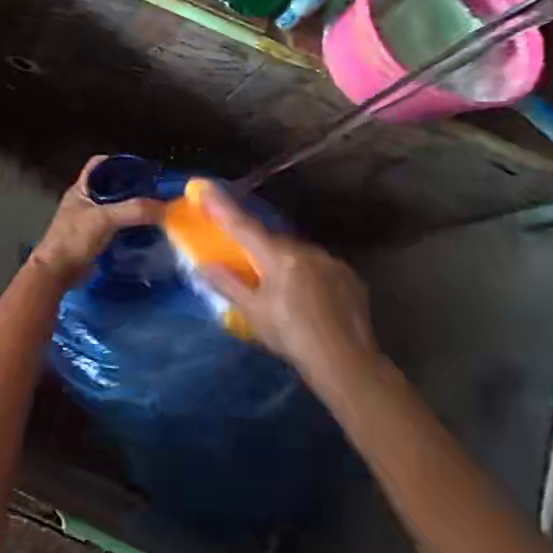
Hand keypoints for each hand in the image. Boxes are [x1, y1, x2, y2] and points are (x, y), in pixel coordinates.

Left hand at [28, 155, 166, 288]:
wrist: (58, 273)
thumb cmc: (74, 239)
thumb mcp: (104, 219)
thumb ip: (133, 210)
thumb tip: (165, 207)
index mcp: (81, 190)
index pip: (98, 165)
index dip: (118, 162)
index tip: (141, 168)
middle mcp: (84, 202)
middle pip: (111, 188)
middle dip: (131, 188)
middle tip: (156, 192)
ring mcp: (89, 222)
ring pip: (114, 209)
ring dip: (132, 210)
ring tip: (156, 211)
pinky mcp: (95, 240)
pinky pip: (116, 228)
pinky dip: (129, 228)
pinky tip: (146, 232)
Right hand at [195, 182, 377, 375]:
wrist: (346, 363)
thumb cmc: (291, 337)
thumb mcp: (253, 312)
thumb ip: (228, 283)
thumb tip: (203, 264)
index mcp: (279, 258)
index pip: (244, 227)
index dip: (223, 208)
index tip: (206, 189)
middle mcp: (306, 251)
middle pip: (273, 242)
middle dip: (259, 250)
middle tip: (249, 269)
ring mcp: (331, 262)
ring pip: (298, 255)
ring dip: (285, 265)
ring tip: (282, 293)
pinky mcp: (350, 277)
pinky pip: (319, 268)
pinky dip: (308, 276)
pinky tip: (308, 300)